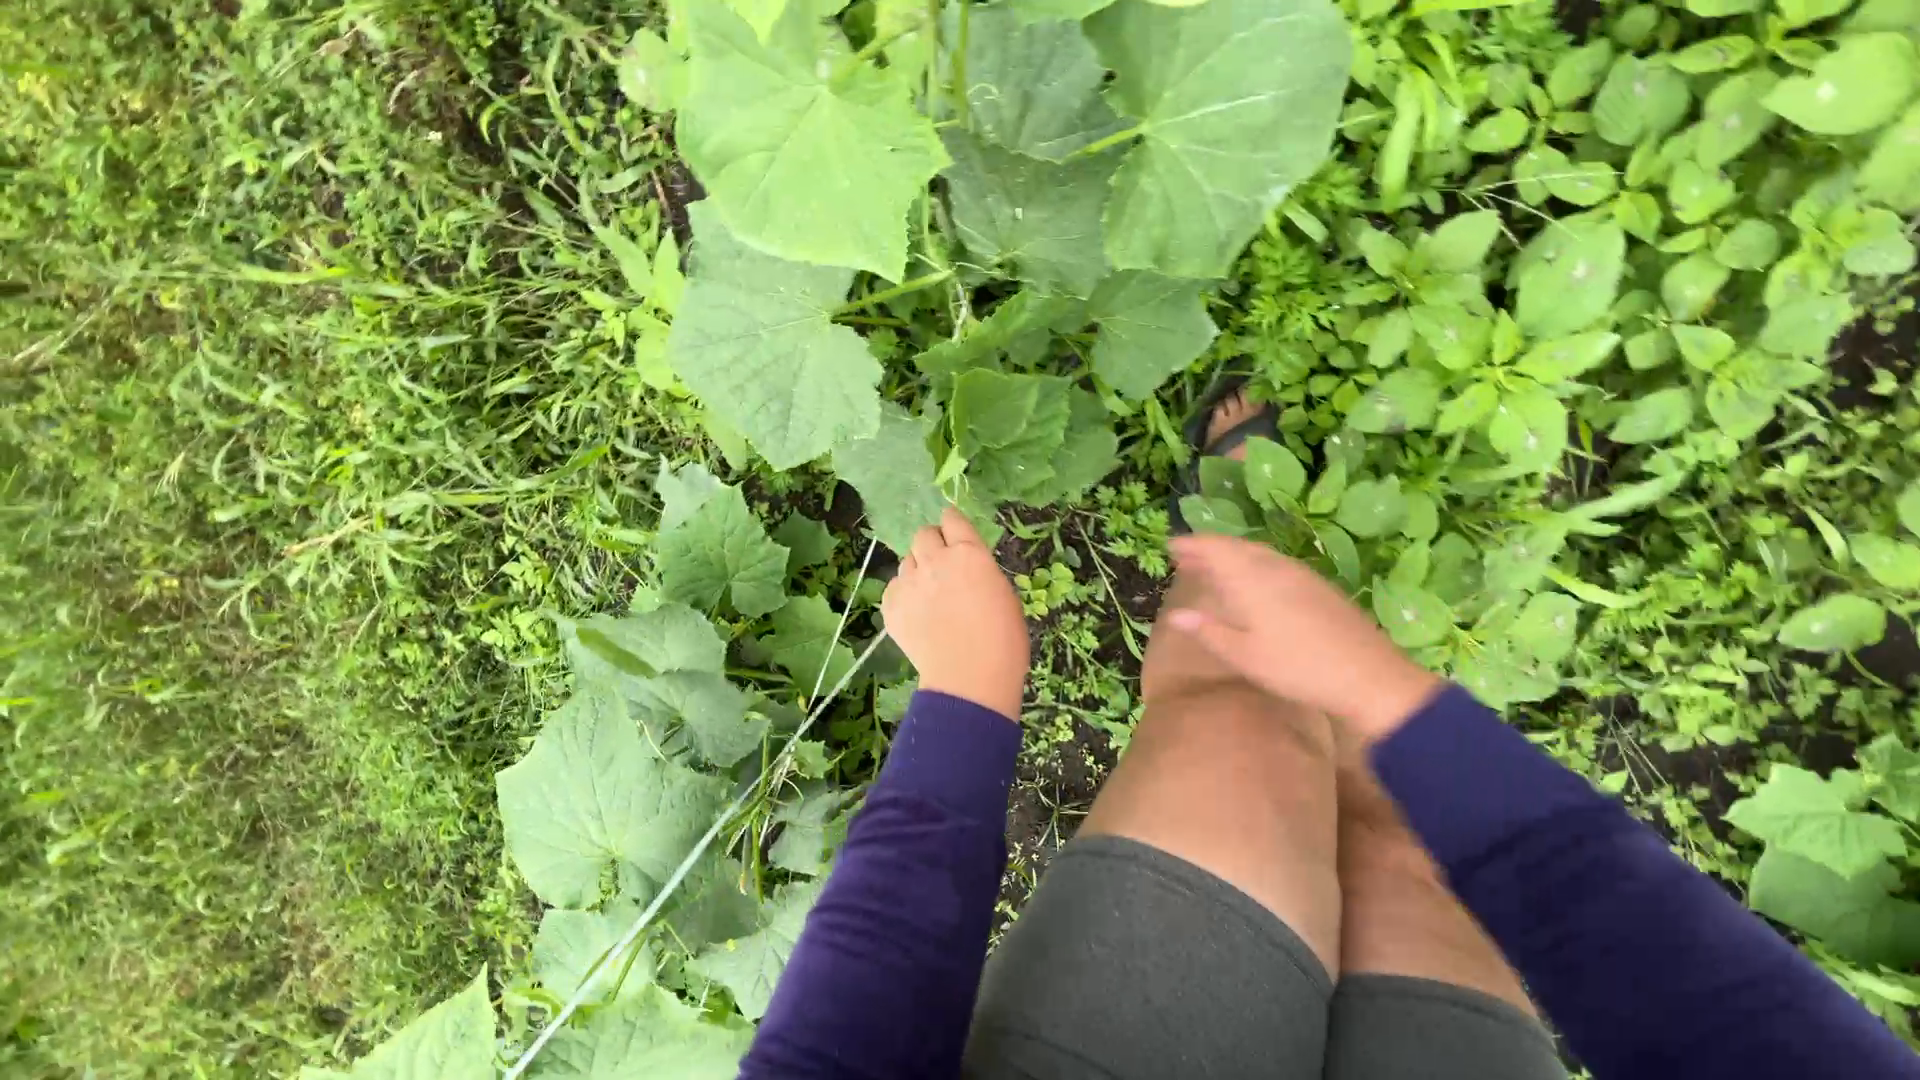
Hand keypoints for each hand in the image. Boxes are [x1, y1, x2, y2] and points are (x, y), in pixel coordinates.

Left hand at [881, 506, 1029, 720]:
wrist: (970, 678)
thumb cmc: (1003, 641)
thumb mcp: (1003, 595)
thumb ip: (980, 572)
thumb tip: (968, 570)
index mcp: (969, 554)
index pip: (952, 519)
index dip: (952, 523)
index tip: (953, 531)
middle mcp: (935, 560)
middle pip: (923, 535)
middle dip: (932, 544)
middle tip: (941, 565)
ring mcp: (909, 582)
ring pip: (907, 561)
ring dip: (918, 570)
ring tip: (929, 595)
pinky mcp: (891, 606)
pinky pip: (894, 588)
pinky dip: (904, 595)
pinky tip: (917, 614)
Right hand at [1164, 533, 1444, 742]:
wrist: (1367, 676)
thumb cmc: (1297, 667)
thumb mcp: (1244, 655)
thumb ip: (1208, 631)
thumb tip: (1175, 615)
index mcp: (1252, 580)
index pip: (1215, 550)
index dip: (1192, 546)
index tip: (1171, 547)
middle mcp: (1275, 568)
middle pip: (1237, 547)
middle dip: (1209, 549)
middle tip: (1186, 557)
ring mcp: (1300, 575)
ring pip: (1258, 554)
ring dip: (1232, 555)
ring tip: (1213, 567)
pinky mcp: (1318, 586)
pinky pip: (1275, 563)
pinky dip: (1253, 564)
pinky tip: (1253, 581)